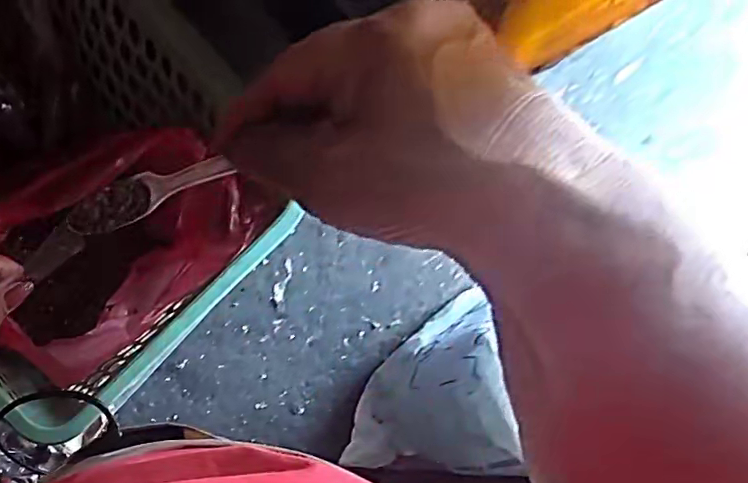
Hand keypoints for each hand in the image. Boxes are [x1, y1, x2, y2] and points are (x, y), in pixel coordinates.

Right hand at [216, 0, 611, 251]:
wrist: (525, 195)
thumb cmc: (424, 181)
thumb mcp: (321, 175)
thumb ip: (268, 153)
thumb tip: (242, 144)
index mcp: (373, 39)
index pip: (282, 72)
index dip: (243, 115)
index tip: (222, 149)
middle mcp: (414, 21)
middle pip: (321, 73)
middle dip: (285, 122)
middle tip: (262, 170)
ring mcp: (448, 39)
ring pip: (356, 83)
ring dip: (322, 126)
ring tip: (308, 174)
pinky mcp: (469, 67)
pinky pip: (392, 90)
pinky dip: (361, 123)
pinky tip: (355, 161)